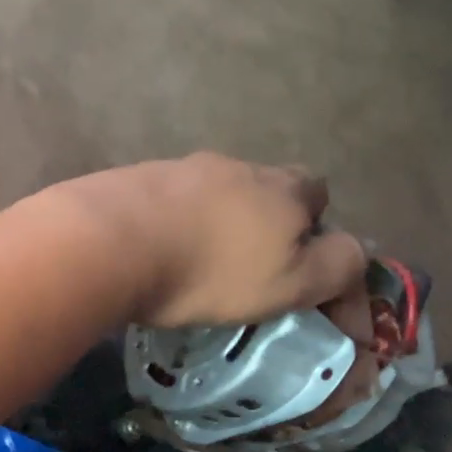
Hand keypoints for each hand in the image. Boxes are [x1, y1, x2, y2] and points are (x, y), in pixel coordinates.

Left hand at [58, 152, 368, 327]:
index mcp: (279, 187)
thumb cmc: (203, 272)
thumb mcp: (287, 284)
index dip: (312, 229)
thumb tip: (352, 252)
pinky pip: (149, 203)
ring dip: (200, 221)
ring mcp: (168, 169)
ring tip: (182, 260)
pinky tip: (139, 252)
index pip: (316, 195)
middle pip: (255, 187)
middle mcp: (229, 166)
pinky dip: (153, 224)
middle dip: (253, 219)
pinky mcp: (119, 183)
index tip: (292, 267)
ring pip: (200, 193)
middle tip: (236, 263)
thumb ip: (334, 267)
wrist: (99, 244)